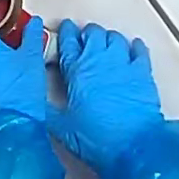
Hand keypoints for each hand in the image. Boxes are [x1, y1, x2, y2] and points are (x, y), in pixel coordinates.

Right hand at [47, 21, 162, 171]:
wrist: (134, 149)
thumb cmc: (98, 138)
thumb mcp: (63, 128)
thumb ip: (47, 111)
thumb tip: (35, 105)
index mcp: (76, 70)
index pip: (67, 40)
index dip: (65, 32)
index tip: (65, 29)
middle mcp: (98, 59)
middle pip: (92, 32)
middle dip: (87, 33)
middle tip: (84, 39)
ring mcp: (122, 63)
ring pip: (114, 37)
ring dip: (108, 38)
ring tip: (105, 45)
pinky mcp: (142, 72)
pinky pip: (139, 50)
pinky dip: (135, 47)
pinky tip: (132, 49)